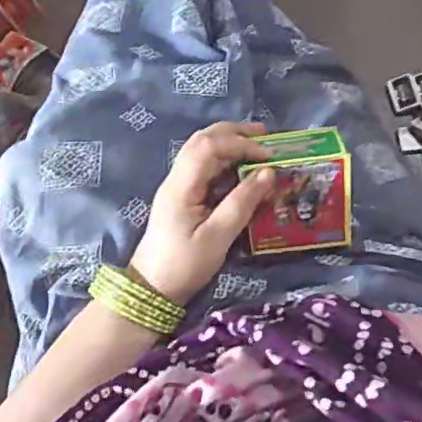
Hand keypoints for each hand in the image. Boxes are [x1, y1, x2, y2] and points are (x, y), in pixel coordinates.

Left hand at [127, 121, 275, 304]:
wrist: (152, 288)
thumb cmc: (184, 265)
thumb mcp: (218, 238)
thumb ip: (242, 203)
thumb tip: (268, 173)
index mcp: (182, 186)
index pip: (209, 146)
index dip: (241, 143)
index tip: (269, 155)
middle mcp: (177, 179)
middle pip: (202, 140)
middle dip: (234, 133)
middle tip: (266, 136)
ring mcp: (177, 187)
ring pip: (201, 152)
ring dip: (229, 144)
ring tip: (258, 148)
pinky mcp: (181, 197)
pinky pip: (203, 169)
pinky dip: (224, 161)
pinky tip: (242, 169)